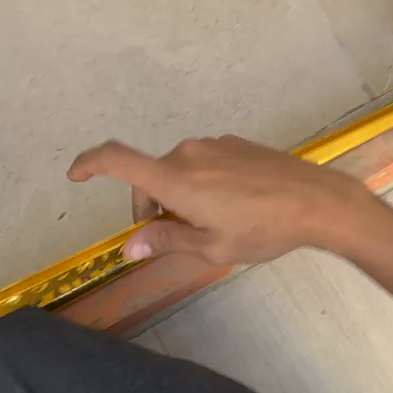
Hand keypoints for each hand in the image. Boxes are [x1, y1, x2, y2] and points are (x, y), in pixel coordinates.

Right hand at [67, 136, 375, 265]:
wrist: (316, 201)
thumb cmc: (262, 229)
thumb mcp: (211, 246)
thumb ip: (167, 242)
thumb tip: (130, 248)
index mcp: (175, 179)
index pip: (117, 160)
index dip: (89, 165)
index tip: (76, 175)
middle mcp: (187, 153)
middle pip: (150, 176)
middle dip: (150, 206)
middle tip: (175, 236)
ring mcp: (213, 145)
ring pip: (178, 171)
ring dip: (179, 196)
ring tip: (212, 225)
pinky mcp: (235, 144)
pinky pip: (203, 164)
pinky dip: (201, 184)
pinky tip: (233, 206)